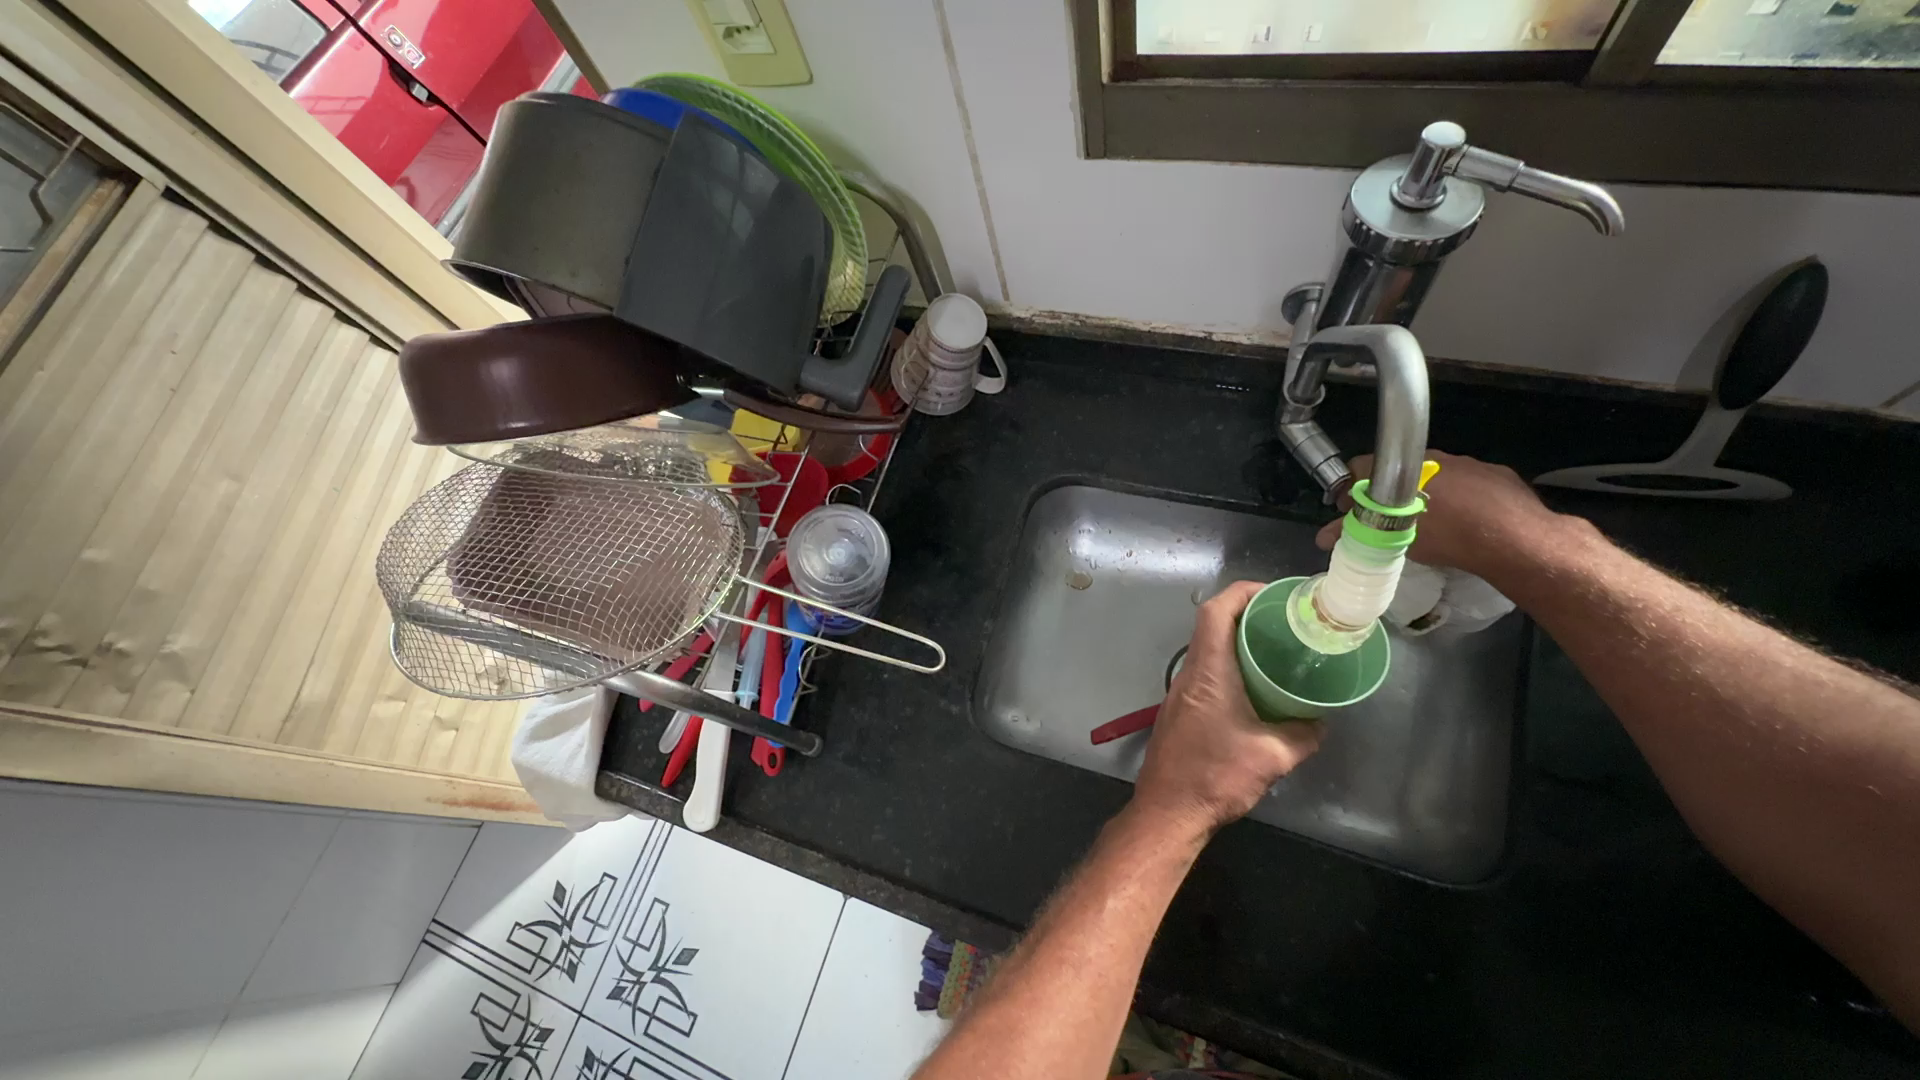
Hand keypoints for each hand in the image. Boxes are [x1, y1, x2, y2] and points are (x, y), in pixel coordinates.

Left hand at [1132, 581, 1321, 838]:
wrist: (1169, 811)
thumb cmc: (1216, 776)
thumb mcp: (1272, 757)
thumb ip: (1302, 735)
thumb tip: (1320, 722)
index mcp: (1207, 672)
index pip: (1215, 612)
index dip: (1241, 593)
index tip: (1272, 594)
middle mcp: (1190, 675)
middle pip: (1211, 627)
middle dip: (1246, 616)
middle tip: (1284, 622)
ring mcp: (1180, 694)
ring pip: (1208, 653)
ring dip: (1237, 645)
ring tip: (1276, 651)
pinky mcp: (1180, 712)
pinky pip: (1206, 676)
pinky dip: (1230, 669)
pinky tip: (1255, 689)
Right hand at [1315, 450, 1566, 580]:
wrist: (1516, 539)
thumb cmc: (1449, 537)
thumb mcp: (1396, 540)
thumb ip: (1355, 534)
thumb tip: (1321, 538)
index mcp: (1403, 470)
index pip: (1361, 465)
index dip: (1351, 487)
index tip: (1351, 508)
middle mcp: (1432, 457)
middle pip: (1398, 469)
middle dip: (1389, 490)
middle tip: (1389, 518)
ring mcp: (1467, 462)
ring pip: (1434, 473)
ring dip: (1426, 491)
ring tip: (1431, 520)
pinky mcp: (1495, 471)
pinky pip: (1467, 480)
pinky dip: (1460, 495)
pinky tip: (1466, 518)